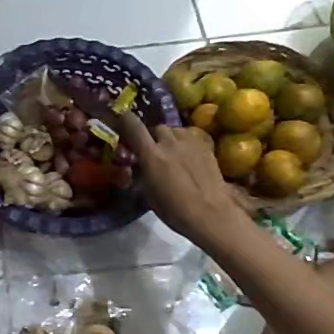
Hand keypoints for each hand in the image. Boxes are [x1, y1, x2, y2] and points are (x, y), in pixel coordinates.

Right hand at [117, 111, 251, 247]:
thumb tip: (141, 165)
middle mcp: (169, 142)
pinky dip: (185, 142)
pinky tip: (189, 156)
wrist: (211, 214)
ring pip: (175, 130)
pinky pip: (190, 136)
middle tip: (153, 151)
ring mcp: (190, 142)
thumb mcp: (150, 195)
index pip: (133, 126)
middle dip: (153, 137)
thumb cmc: (175, 211)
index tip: (122, 121)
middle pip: (157, 128)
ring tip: (173, 153)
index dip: (125, 120)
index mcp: (151, 155)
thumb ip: (143, 173)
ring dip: (170, 138)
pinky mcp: (206, 146)